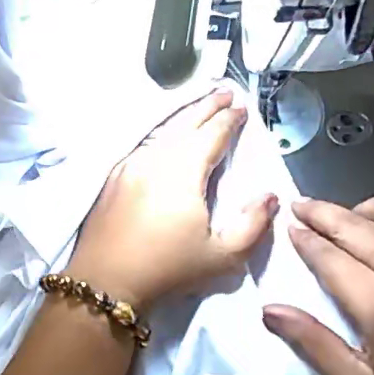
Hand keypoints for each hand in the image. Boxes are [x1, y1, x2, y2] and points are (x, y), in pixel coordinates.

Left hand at [65, 88, 277, 310]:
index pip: (211, 135)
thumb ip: (253, 225)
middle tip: (226, 92)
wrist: (103, 282)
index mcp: (183, 172)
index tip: (242, 108)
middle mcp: (156, 159)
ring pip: (163, 130)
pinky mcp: (115, 176)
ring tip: (201, 105)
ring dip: (184, 115)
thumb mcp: (221, 256)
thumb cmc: (167, 269)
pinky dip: (163, 131)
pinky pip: (145, 142)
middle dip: (208, 106)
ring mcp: (131, 164)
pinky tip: (168, 134)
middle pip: (186, 123)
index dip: (229, 120)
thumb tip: (270, 196)